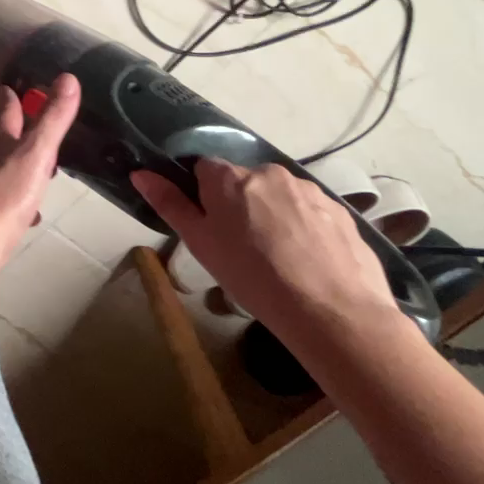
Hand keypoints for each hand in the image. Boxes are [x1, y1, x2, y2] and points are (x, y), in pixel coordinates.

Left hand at [0, 74, 79, 264]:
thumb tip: (68, 78)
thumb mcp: (37, 153)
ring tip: (38, 170)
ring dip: (18, 164)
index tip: (6, 86)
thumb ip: (53, 119)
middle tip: (34, 129)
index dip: (9, 97)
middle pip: (2, 138)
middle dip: (17, 132)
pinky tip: (30, 211)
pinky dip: (17, 197)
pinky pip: (3, 195)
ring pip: (1, 166)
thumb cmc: (8, 192)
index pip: (6, 110)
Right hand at [131, 160, 399, 340]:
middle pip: (245, 182)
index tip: (211, 225)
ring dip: (275, 215)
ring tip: (280, 257)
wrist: (333, 313)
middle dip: (241, 204)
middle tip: (242, 245)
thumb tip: (140, 173)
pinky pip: (313, 214)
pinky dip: (306, 230)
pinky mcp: (343, 214)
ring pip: (281, 197)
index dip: (204, 196)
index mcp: (230, 177)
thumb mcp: (199, 243)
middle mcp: (270, 173)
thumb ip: (169, 203)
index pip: (204, 169)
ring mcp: (311, 192)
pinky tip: (308, 262)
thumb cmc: (252, 275)